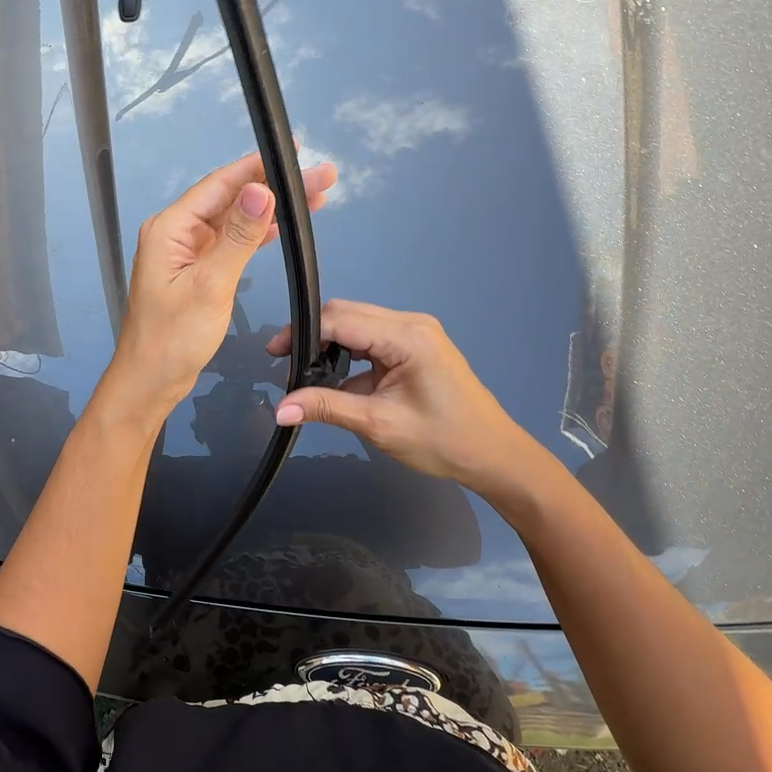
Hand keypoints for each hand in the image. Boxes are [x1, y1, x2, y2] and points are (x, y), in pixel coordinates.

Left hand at [106, 153, 337, 418]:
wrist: (152, 381)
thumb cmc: (175, 337)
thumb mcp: (210, 285)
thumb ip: (238, 237)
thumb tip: (261, 189)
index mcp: (170, 228)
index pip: (220, 185)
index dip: (259, 167)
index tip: (297, 152)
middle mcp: (177, 233)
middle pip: (231, 198)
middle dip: (276, 186)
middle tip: (324, 176)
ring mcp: (187, 252)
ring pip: (235, 219)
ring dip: (272, 209)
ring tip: (317, 195)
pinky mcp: (198, 271)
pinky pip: (232, 242)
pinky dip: (258, 233)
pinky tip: (282, 225)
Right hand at [267, 300, 550, 499]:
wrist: (496, 457)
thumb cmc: (442, 441)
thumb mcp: (378, 425)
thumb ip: (326, 408)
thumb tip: (279, 410)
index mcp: (407, 337)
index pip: (339, 319)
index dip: (302, 334)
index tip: (275, 356)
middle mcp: (411, 323)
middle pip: (346, 313)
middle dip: (312, 335)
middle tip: (285, 364)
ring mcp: (417, 331)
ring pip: (356, 322)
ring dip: (329, 343)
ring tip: (307, 372)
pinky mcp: (417, 344)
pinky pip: (371, 336)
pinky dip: (349, 352)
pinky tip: (336, 376)